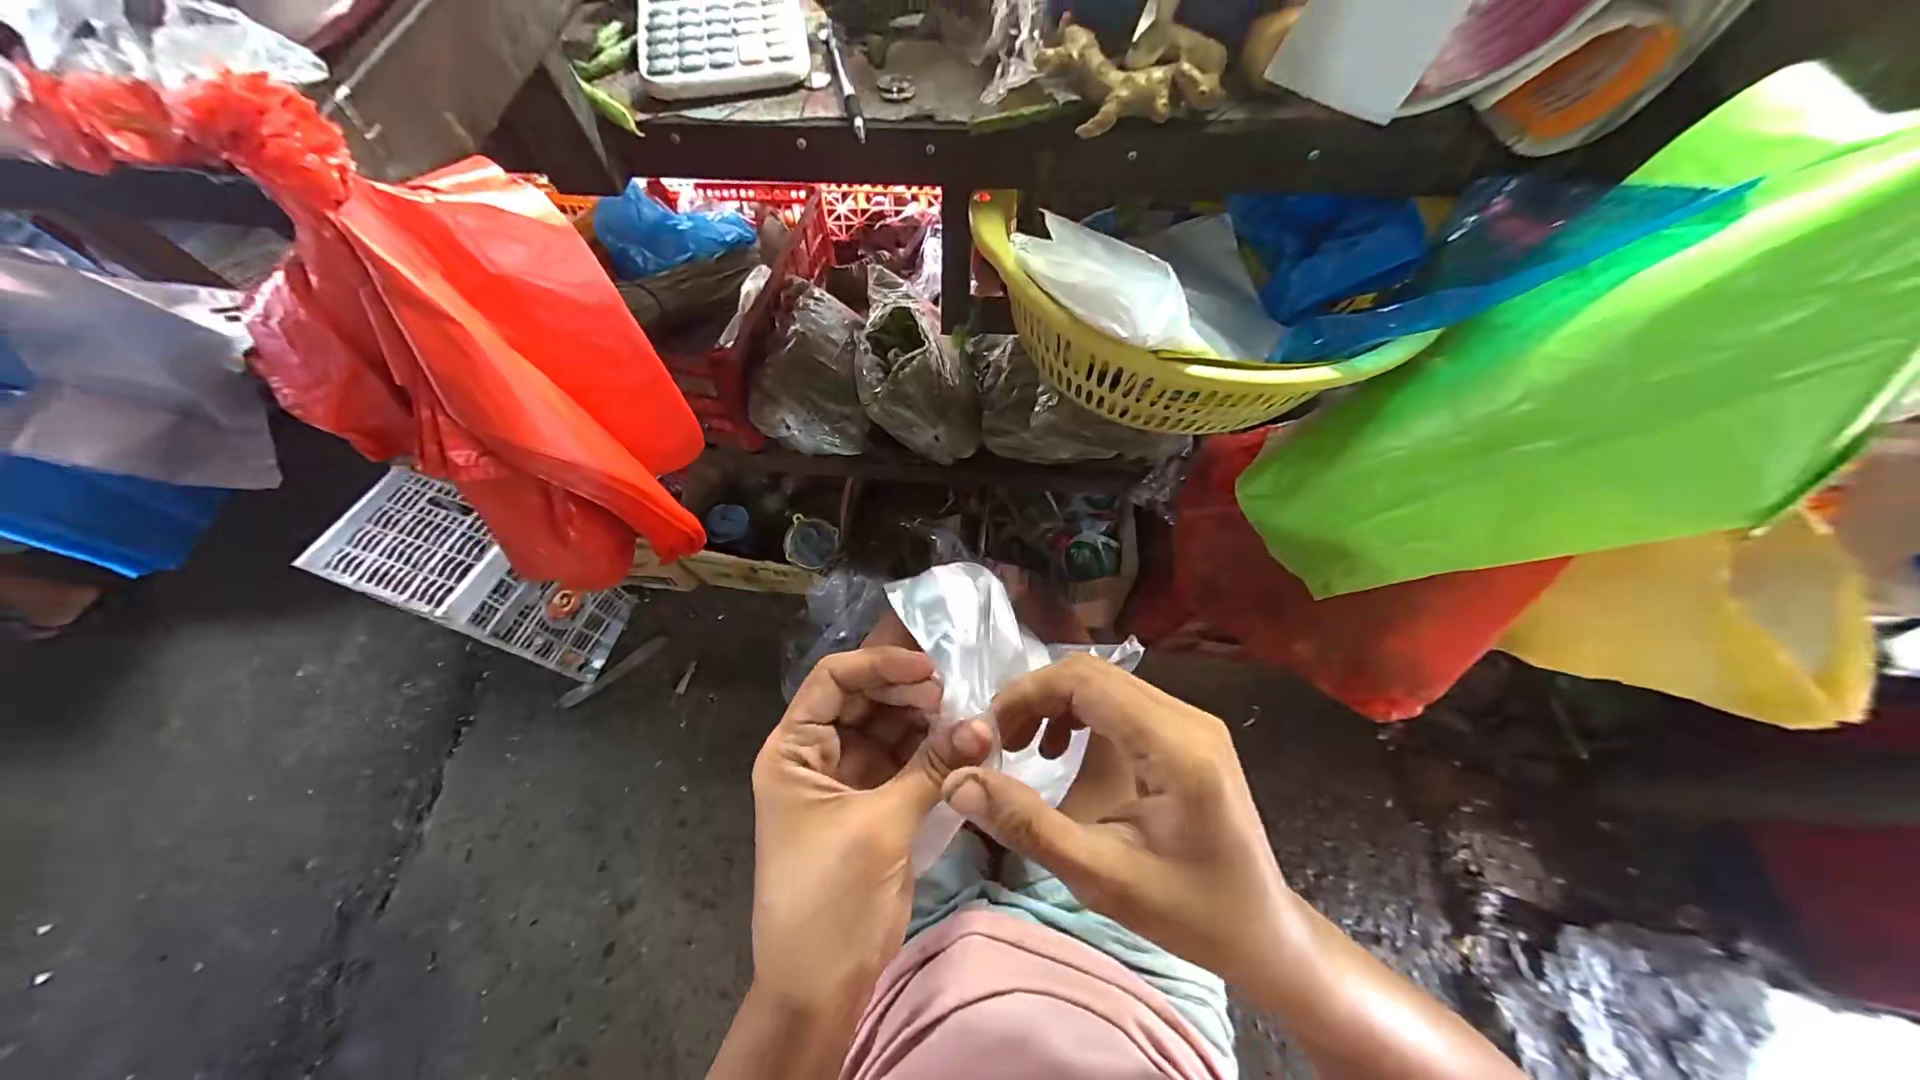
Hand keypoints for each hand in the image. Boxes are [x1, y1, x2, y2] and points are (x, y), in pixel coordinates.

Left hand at [749, 646, 992, 1005]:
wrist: (820, 985)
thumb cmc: (831, 897)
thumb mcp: (880, 825)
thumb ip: (933, 768)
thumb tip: (984, 722)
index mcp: (794, 750)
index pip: (832, 680)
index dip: (878, 665)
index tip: (928, 669)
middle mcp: (817, 754)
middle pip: (863, 699)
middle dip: (906, 691)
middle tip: (953, 694)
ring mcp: (847, 778)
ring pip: (888, 727)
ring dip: (924, 719)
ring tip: (964, 714)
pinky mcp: (874, 802)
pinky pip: (904, 759)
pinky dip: (931, 749)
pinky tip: (962, 740)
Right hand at [938, 653, 1294, 986]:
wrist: (1263, 932)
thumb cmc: (1189, 914)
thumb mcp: (1100, 877)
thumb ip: (1027, 825)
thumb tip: (959, 782)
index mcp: (1175, 746)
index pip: (1084, 680)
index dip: (1026, 695)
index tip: (989, 735)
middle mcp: (1187, 718)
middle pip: (1092, 672)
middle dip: (1034, 699)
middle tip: (999, 744)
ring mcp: (1192, 722)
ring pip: (1104, 682)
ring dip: (1054, 705)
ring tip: (1024, 749)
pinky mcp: (1188, 733)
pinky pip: (1121, 702)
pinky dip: (1079, 716)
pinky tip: (1063, 754)